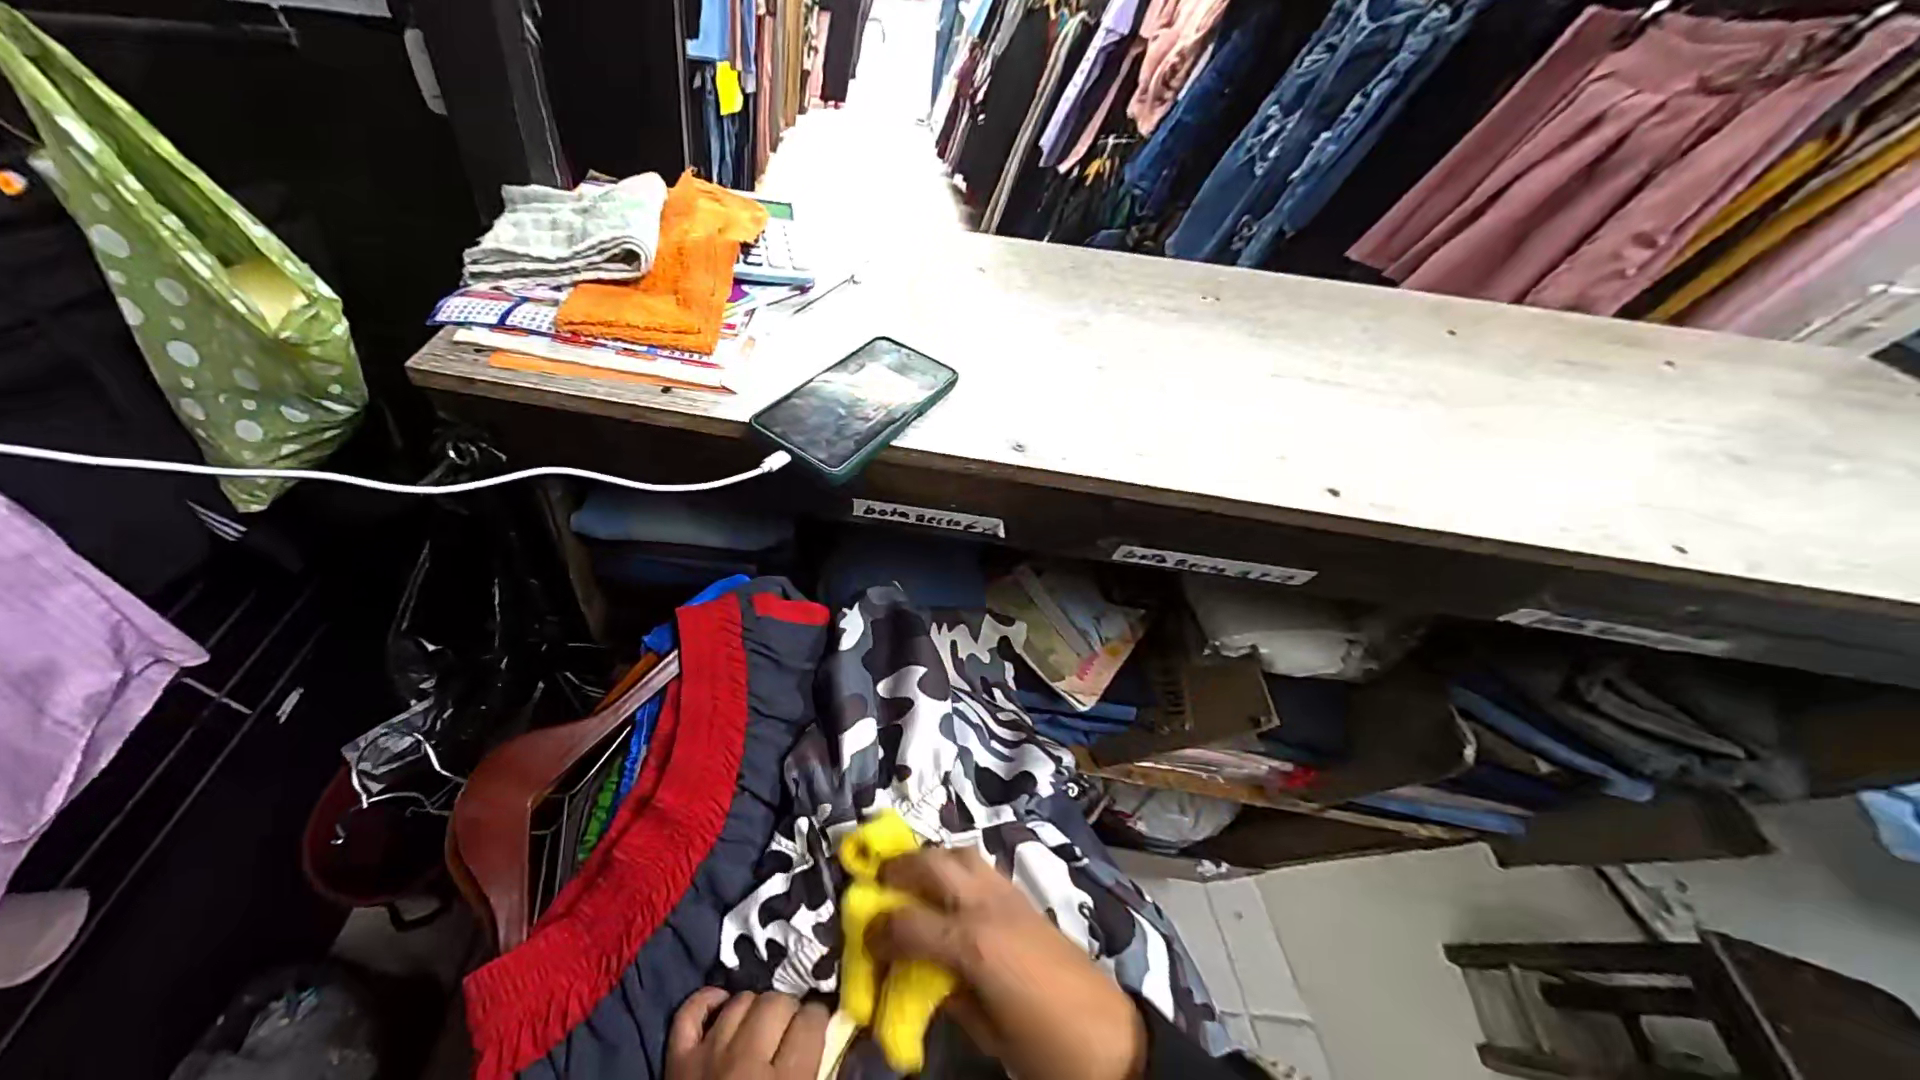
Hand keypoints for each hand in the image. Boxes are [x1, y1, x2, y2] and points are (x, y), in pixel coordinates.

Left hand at [668, 989, 830, 1079]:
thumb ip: (823, 1078)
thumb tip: (845, 1043)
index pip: (812, 1018)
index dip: (818, 1020)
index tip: (817, 1030)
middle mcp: (747, 1062)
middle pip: (777, 1002)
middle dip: (788, 1012)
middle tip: (787, 1033)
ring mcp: (708, 1057)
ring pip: (741, 1001)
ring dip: (754, 1010)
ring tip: (758, 1029)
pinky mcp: (677, 1062)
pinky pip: (690, 1011)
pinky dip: (706, 1003)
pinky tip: (722, 1010)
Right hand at [869, 847, 1146, 1079]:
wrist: (1111, 1037)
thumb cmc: (1043, 1045)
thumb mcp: (986, 1032)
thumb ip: (946, 993)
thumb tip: (916, 973)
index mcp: (973, 944)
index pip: (908, 923)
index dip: (879, 930)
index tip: (865, 937)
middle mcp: (987, 906)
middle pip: (932, 866)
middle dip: (898, 870)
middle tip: (878, 885)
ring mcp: (1009, 895)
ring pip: (960, 854)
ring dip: (930, 860)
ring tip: (913, 880)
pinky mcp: (1026, 897)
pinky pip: (983, 867)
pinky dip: (958, 868)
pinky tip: (951, 890)